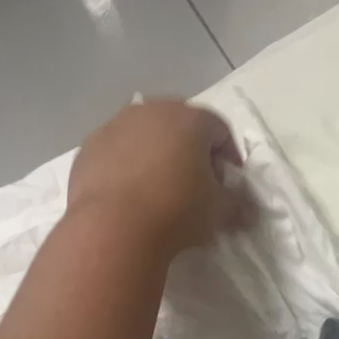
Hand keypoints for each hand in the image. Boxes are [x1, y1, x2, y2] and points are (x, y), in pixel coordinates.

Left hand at [65, 99, 251, 256]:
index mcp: (190, 120)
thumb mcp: (220, 212)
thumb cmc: (178, 212)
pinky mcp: (89, 147)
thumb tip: (249, 210)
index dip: (230, 154)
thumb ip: (238, 205)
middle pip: (180, 123)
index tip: (231, 181)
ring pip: (145, 134)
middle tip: (198, 182)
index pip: (220, 128)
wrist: (114, 226)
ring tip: (162, 189)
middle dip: (192, 149)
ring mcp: (116, 125)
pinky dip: (128, 166)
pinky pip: (117, 151)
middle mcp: (152, 111)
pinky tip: (132, 195)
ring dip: (158, 154)